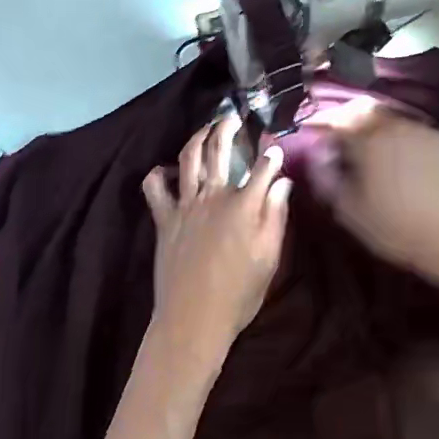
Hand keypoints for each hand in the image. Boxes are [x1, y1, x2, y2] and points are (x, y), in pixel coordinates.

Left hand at [141, 114, 292, 352]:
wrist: (193, 320)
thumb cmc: (239, 293)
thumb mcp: (269, 257)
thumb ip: (276, 214)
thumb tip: (283, 181)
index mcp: (245, 204)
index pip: (263, 167)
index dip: (272, 154)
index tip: (276, 147)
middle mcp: (214, 195)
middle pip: (220, 149)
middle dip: (228, 127)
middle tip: (233, 118)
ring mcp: (186, 204)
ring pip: (189, 157)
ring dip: (198, 136)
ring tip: (206, 128)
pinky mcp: (165, 218)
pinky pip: (155, 187)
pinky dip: (159, 174)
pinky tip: (168, 170)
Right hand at [301, 99, 438, 282]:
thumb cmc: (394, 228)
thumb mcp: (348, 210)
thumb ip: (325, 176)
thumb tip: (317, 153)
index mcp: (367, 139)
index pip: (335, 120)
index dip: (320, 123)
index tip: (311, 129)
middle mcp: (393, 125)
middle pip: (363, 109)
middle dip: (346, 116)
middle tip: (337, 132)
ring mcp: (420, 128)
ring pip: (389, 116)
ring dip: (373, 124)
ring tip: (366, 143)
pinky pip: (411, 127)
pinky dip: (398, 134)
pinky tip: (397, 152)